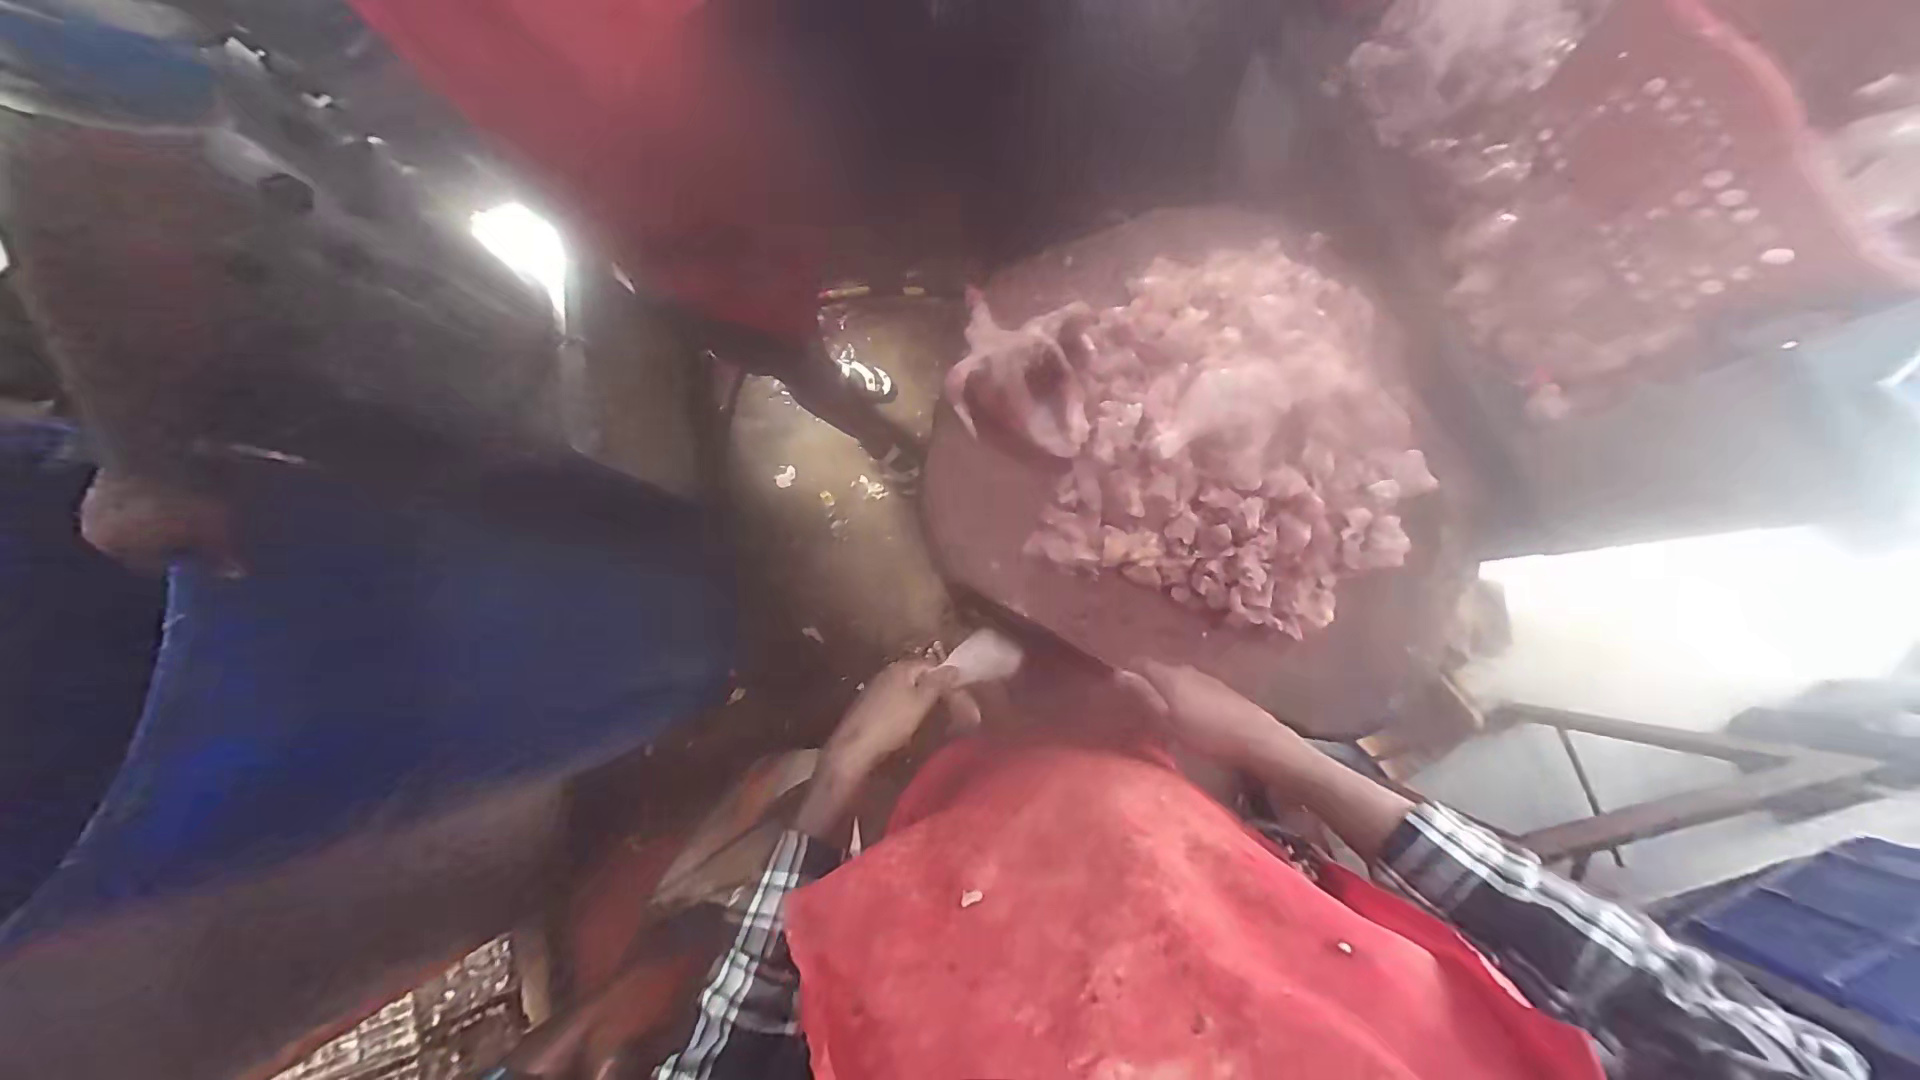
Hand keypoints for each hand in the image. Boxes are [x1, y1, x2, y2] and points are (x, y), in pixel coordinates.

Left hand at [798, 658, 957, 839]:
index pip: (934, 666)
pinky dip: (913, 713)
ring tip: (944, 724)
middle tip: (960, 717)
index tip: (965, 702)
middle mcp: (889, 673)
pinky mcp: (872, 708)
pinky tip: (917, 728)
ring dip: (930, 706)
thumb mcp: (920, 702)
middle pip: (923, 680)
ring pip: (912, 693)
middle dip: (943, 696)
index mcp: (902, 668)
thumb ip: (938, 683)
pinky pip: (900, 705)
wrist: (852, 749)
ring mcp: (878, 690)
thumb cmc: (890, 723)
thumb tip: (955, 668)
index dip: (951, 682)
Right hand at [1116, 661, 1321, 796]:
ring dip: (1165, 688)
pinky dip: (1182, 694)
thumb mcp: (1166, 719)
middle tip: (1135, 700)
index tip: (1116, 685)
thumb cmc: (1205, 732)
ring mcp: (1205, 677)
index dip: (1126, 671)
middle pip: (1157, 669)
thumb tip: (1117, 673)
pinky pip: (1191, 685)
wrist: (1257, 739)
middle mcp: (1185, 669)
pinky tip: (1186, 711)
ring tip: (1159, 707)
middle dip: (1145, 680)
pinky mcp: (1220, 689)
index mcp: (1168, 674)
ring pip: (1176, 677)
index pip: (1139, 662)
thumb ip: (1141, 695)